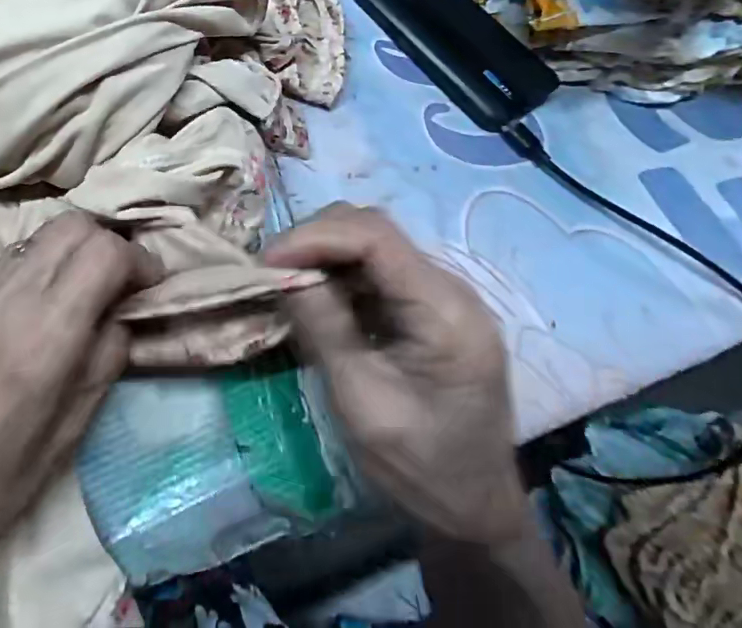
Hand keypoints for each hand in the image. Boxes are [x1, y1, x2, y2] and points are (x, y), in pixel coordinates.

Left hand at [0, 212, 151, 626]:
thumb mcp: (70, 430)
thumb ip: (105, 359)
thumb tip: (123, 316)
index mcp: (44, 334)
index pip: (103, 252)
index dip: (138, 261)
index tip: (150, 288)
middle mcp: (11, 296)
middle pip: (73, 225)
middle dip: (110, 242)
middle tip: (125, 283)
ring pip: (44, 232)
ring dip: (77, 248)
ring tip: (92, 288)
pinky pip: (18, 256)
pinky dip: (48, 261)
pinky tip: (52, 301)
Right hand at [270, 204, 529, 545]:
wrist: (473, 512)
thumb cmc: (418, 465)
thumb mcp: (359, 397)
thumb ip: (322, 325)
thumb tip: (281, 270)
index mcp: (445, 311)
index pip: (375, 236)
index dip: (314, 236)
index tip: (268, 262)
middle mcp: (450, 288)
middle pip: (372, 228)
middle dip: (314, 239)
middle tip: (271, 271)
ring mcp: (441, 295)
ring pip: (370, 241)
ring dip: (322, 252)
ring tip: (285, 280)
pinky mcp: (427, 307)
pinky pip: (375, 268)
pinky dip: (337, 272)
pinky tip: (314, 294)